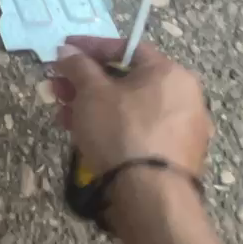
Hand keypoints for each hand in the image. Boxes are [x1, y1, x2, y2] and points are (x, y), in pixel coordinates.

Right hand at [49, 36, 211, 177]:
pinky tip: (82, 132)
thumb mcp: (91, 90)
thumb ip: (78, 65)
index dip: (89, 46)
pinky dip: (109, 124)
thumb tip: (67, 52)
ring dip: (91, 104)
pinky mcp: (175, 156)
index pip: (125, 47)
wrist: (150, 197)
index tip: (63, 50)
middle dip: (84, 81)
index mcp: (170, 74)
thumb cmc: (121, 130)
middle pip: (124, 78)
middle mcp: (184, 98)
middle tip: (58, 85)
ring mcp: (182, 130)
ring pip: (127, 106)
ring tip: (63, 113)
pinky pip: (137, 128)